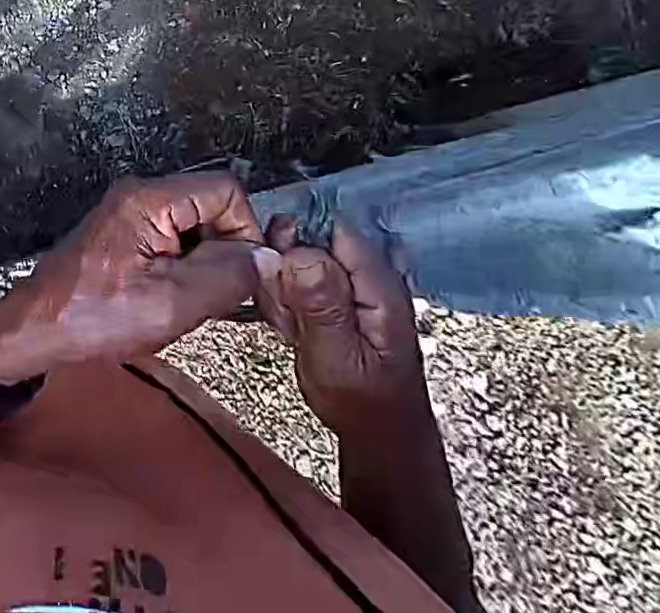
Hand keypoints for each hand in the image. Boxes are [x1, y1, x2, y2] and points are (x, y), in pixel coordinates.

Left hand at [0, 173, 263, 383]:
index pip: (226, 191)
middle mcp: (140, 194)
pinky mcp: (125, 230)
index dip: (245, 231)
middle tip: (214, 296)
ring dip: (204, 263)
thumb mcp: (170, 305)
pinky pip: (173, 237)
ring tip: (185, 301)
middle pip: (211, 206)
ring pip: (195, 225)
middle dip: (224, 250)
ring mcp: (130, 210)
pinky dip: (183, 266)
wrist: (34, 330)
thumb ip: (227, 278)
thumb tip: (268, 258)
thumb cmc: (91, 318)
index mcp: (149, 200)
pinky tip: (170, 298)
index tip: (243, 274)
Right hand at [254, 214, 425, 433]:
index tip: (281, 272)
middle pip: (310, 238)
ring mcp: (351, 281)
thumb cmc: (364, 404)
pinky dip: (286, 298)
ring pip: (297, 256)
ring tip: (297, 325)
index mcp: (378, 284)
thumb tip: (302, 253)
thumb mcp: (337, 359)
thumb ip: (321, 305)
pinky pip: (296, 276)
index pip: (332, 227)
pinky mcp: (335, 291)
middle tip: (290, 311)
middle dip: (285, 268)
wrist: (376, 431)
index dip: (298, 241)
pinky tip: (297, 325)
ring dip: (283, 288)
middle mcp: (368, 273)